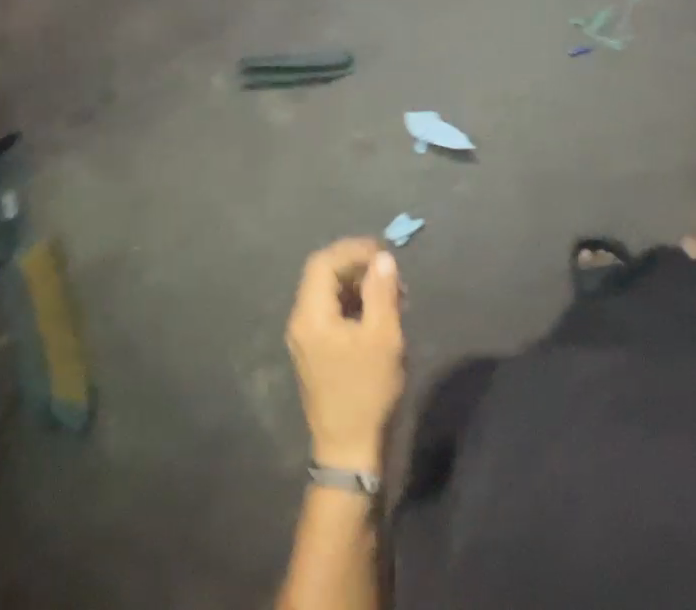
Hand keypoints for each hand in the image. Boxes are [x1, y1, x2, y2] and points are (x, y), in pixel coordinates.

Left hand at [286, 238, 404, 473]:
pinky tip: (381, 316)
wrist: (349, 446)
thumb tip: (383, 259)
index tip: (386, 254)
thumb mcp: (383, 337)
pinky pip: (332, 314)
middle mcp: (301, 322)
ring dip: (359, 287)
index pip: (324, 262)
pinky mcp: (316, 352)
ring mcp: (306, 338)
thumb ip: (382, 292)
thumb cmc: (367, 390)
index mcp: (311, 315)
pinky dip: (355, 305)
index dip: (354, 250)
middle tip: (394, 276)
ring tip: (394, 296)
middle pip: (324, 276)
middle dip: (358, 267)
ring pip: (329, 295)